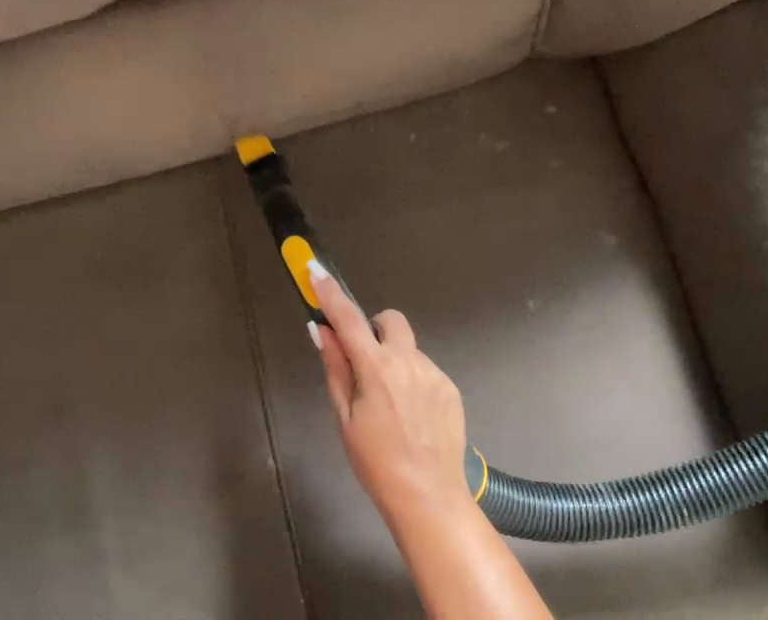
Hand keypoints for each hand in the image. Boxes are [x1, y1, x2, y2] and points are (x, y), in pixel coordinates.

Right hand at [309, 260, 473, 526]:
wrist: (429, 496)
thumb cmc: (376, 462)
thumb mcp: (345, 418)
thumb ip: (336, 368)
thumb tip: (323, 331)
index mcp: (377, 369)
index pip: (348, 319)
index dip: (330, 293)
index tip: (316, 270)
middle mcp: (409, 362)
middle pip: (390, 320)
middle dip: (374, 329)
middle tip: (364, 360)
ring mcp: (434, 373)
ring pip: (409, 349)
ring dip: (394, 361)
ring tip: (390, 406)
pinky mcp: (451, 388)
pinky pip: (425, 370)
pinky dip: (412, 381)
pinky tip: (411, 416)